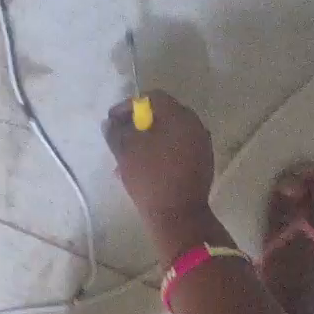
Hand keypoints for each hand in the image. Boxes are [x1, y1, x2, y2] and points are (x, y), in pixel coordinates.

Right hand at [103, 90, 216, 248]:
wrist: (178, 215)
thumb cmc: (150, 178)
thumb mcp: (125, 153)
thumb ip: (115, 132)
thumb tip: (110, 122)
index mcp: (178, 116)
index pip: (152, 98)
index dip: (128, 106)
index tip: (112, 120)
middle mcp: (195, 124)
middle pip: (163, 114)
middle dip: (138, 124)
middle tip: (120, 137)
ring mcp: (202, 143)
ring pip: (170, 133)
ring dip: (149, 139)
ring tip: (129, 156)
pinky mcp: (203, 161)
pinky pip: (178, 148)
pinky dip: (162, 151)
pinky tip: (146, 167)